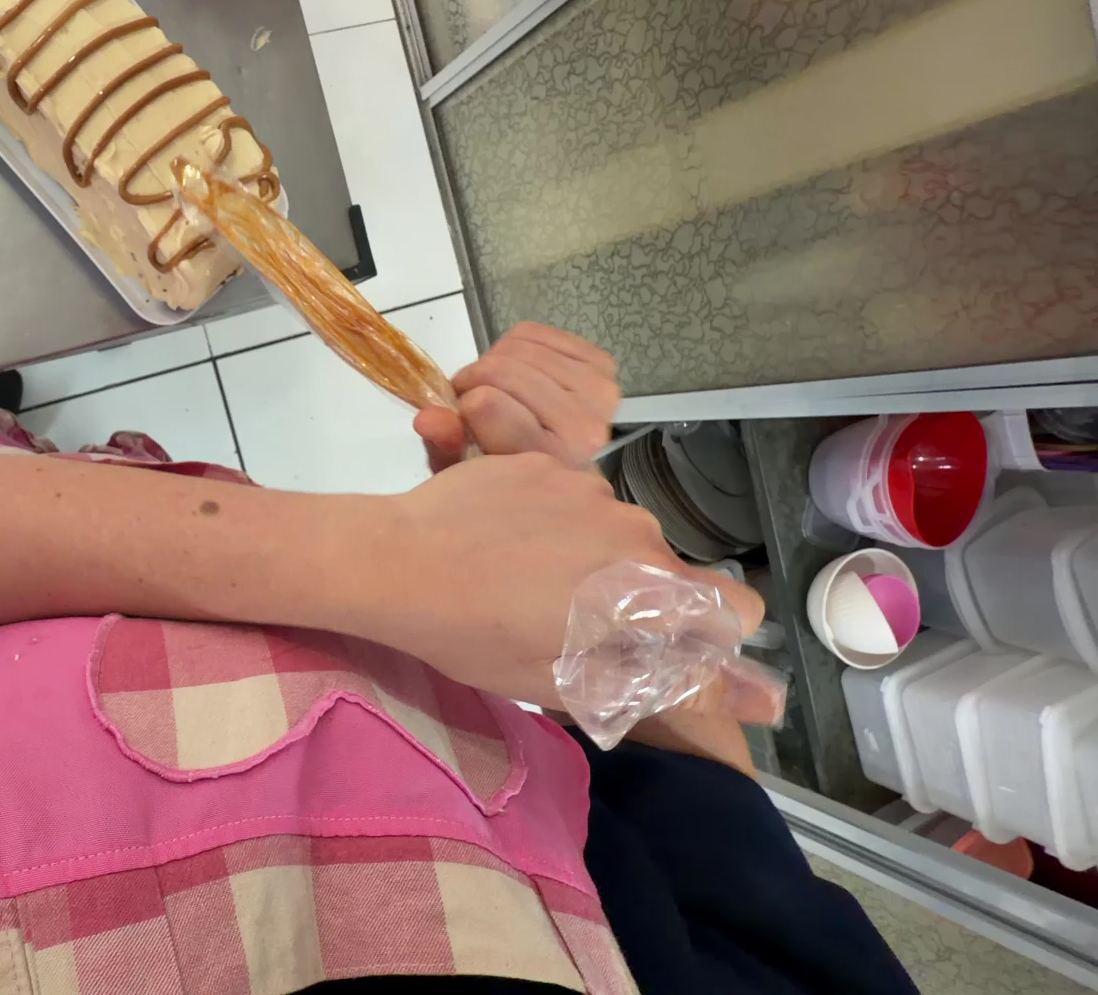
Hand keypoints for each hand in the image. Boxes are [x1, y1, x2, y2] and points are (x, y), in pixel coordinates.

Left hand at [369, 453, 764, 710]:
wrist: (390, 560)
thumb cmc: (468, 634)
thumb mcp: (565, 680)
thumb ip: (668, 684)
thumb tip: (771, 700)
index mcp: (646, 587)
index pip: (732, 605)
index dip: (704, 628)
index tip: (653, 639)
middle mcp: (629, 525)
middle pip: (660, 564)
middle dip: (627, 590)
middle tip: (555, 610)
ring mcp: (579, 485)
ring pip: (607, 524)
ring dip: (582, 546)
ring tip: (516, 570)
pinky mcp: (534, 460)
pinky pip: (563, 491)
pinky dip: (544, 512)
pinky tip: (496, 533)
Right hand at [413, 322, 619, 469]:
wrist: (552, 463)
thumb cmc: (504, 469)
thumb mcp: (462, 470)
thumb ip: (444, 443)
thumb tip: (426, 417)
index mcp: (545, 458)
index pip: (485, 403)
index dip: (463, 403)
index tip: (464, 417)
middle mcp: (582, 425)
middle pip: (499, 369)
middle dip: (472, 378)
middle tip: (470, 397)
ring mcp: (598, 391)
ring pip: (515, 347)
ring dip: (490, 361)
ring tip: (492, 386)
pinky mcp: (601, 364)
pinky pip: (533, 332)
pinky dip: (511, 345)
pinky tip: (514, 370)